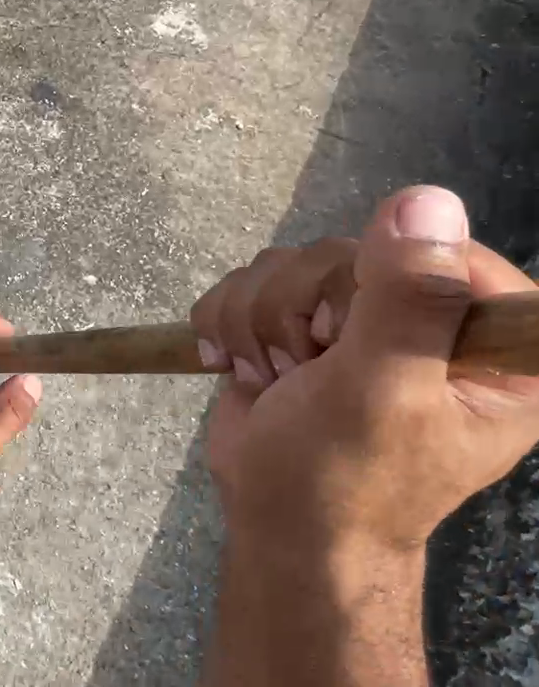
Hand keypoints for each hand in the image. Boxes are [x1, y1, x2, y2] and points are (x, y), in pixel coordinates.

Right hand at [199, 186, 538, 553]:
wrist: (278, 517)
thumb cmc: (346, 471)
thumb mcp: (382, 388)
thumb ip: (407, 298)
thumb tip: (424, 198)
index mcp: (493, 341)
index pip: (436, 251)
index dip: (369, 281)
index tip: (344, 341)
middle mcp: (430, 323)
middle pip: (341, 252)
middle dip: (291, 312)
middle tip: (301, 369)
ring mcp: (355, 323)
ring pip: (279, 265)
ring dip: (251, 323)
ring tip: (270, 377)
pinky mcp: (292, 327)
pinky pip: (241, 284)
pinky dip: (223, 325)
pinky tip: (239, 366)